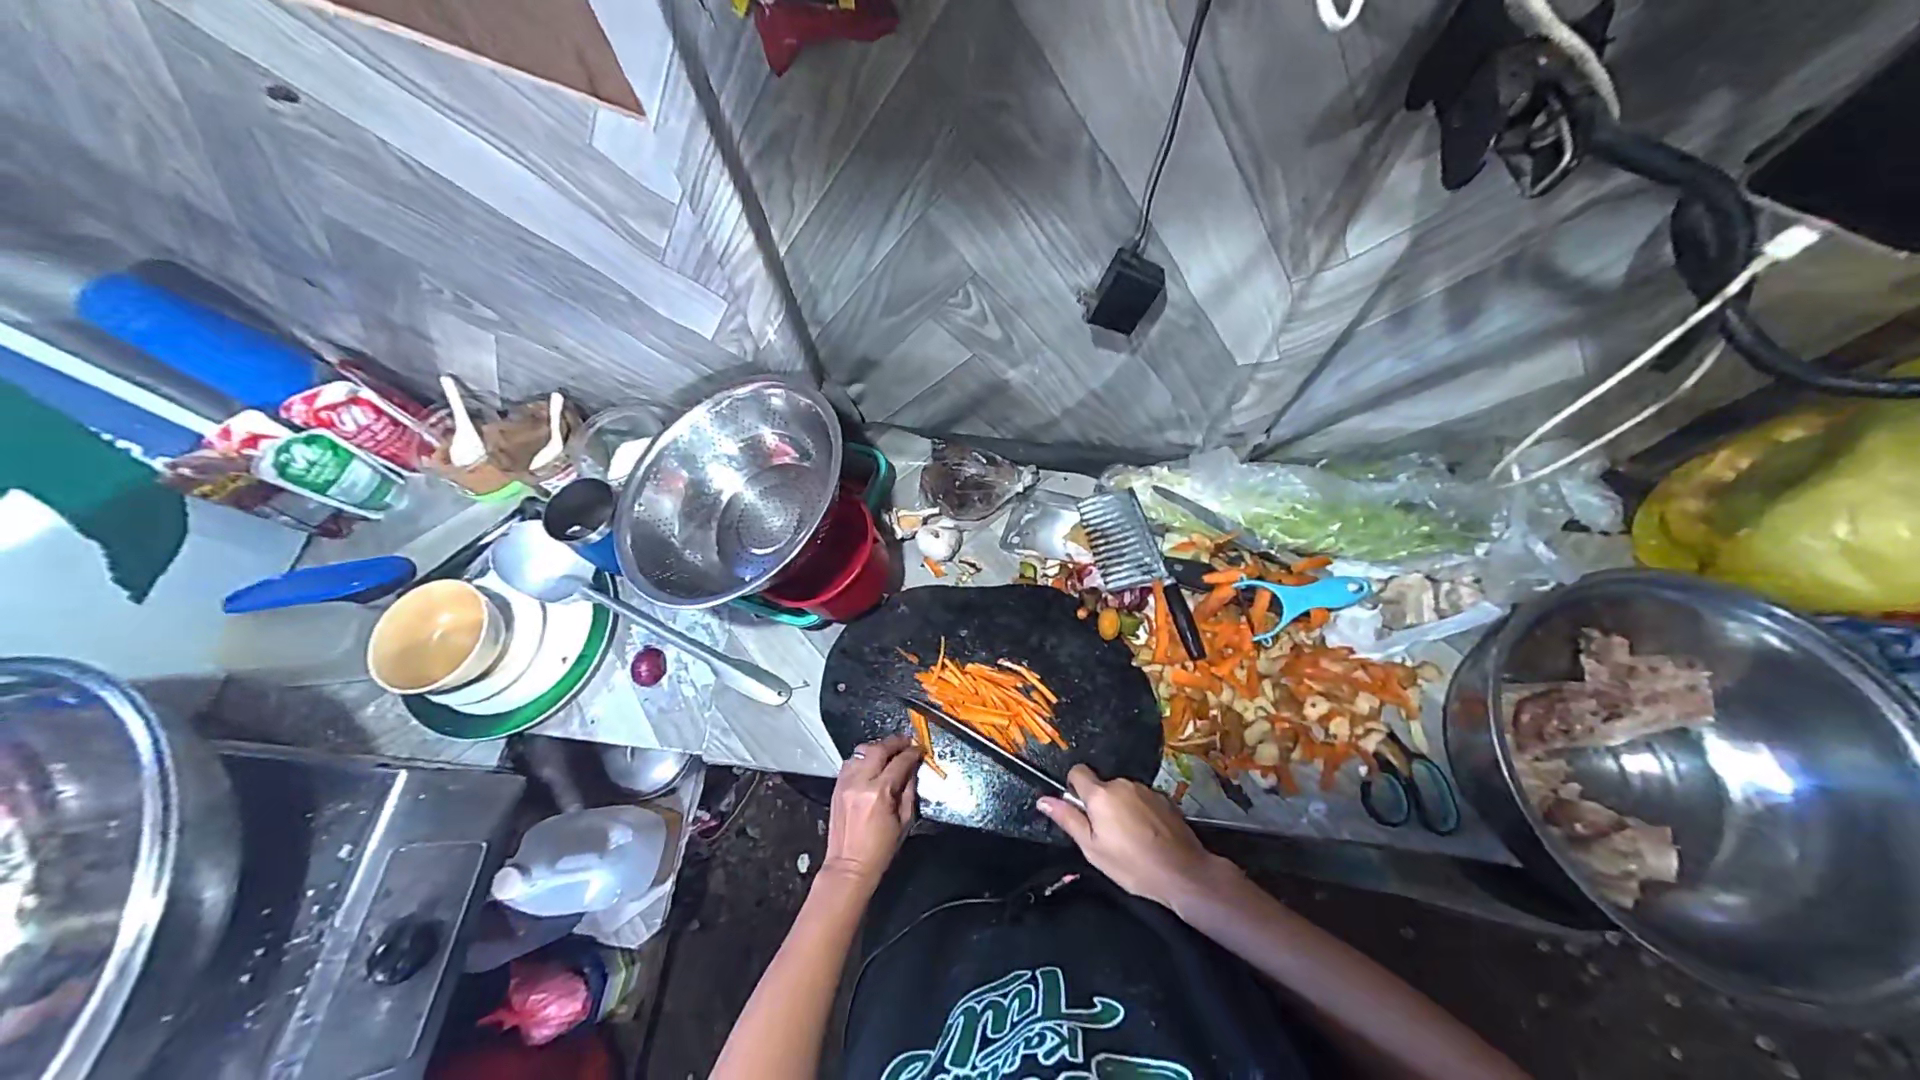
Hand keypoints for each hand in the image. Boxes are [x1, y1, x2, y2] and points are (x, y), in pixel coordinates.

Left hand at [822, 736, 920, 887]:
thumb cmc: (880, 850)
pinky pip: (850, 762)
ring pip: (862, 751)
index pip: (899, 762)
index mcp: (879, 793)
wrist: (849, 867)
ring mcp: (845, 783)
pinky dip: (863, 758)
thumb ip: (909, 791)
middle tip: (906, 742)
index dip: (912, 753)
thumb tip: (912, 770)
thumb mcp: (904, 821)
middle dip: (895, 742)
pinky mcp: (836, 787)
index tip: (919, 750)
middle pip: (878, 749)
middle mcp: (859, 783)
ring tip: (889, 751)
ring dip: (878, 747)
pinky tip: (872, 763)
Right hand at [1037, 765, 1237, 912]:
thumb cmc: (1132, 866)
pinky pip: (1143, 799)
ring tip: (1131, 838)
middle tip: (1106, 834)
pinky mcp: (1165, 798)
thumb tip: (1044, 800)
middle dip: (1100, 804)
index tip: (1080, 810)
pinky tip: (1148, 836)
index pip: (1077, 772)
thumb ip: (1067, 819)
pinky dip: (1141, 812)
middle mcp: (1123, 784)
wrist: (1183, 873)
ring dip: (1121, 808)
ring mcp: (1146, 789)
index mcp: (1100, 794)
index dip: (1074, 787)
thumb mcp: (1092, 848)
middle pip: (1102, 786)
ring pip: (1123, 793)